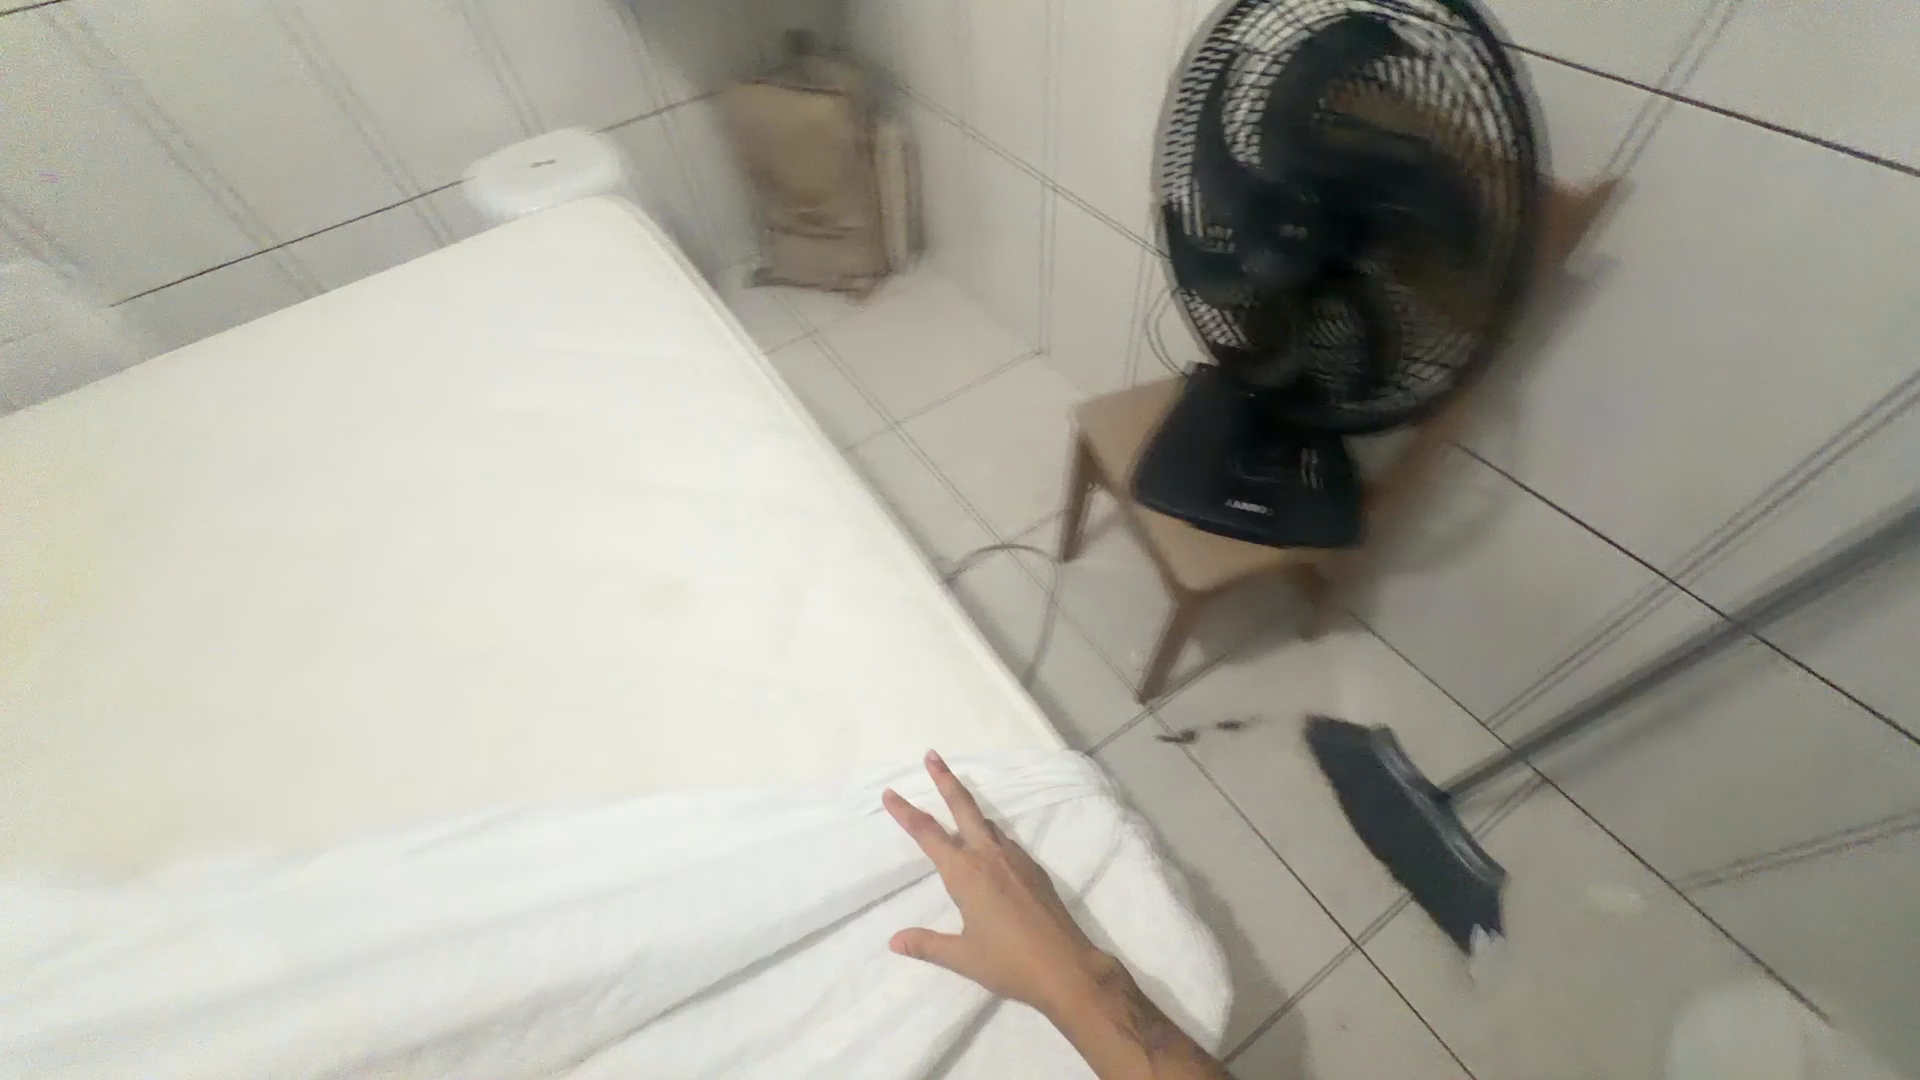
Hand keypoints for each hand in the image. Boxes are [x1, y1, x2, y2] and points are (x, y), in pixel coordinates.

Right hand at [882, 751, 1111, 1018]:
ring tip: (957, 802)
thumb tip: (894, 941)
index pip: (928, 834)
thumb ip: (926, 945)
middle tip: (932, 755)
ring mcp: (1014, 858)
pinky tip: (989, 849)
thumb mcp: (962, 957)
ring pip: (986, 822)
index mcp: (965, 873)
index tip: (890, 793)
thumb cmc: (1009, 963)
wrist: (1065, 966)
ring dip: (968, 809)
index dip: (906, 812)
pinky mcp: (1033, 868)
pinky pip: (1005, 841)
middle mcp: (988, 855)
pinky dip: (989, 835)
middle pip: (962, 806)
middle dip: (945, 779)